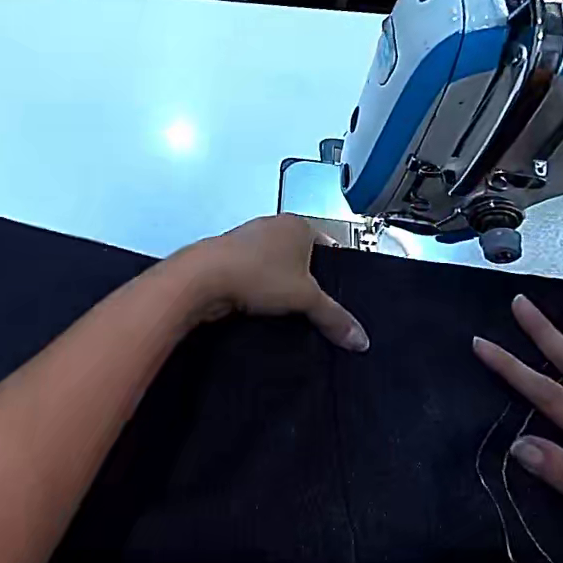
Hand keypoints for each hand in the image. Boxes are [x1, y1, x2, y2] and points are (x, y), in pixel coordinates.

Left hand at [168, 214, 368, 351]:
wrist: (202, 279)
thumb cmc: (256, 273)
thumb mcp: (306, 299)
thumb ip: (334, 317)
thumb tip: (359, 338)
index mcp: (298, 224)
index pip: (328, 244)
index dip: (333, 268)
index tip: (336, 290)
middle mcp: (273, 225)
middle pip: (300, 255)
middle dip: (305, 279)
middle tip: (312, 305)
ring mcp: (247, 239)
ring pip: (274, 264)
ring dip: (278, 284)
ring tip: (284, 308)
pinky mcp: (227, 256)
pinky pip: (252, 273)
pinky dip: (257, 288)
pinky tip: (258, 307)